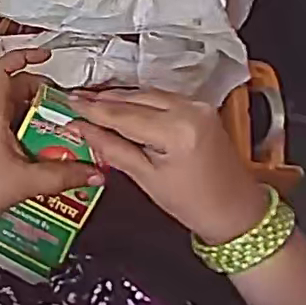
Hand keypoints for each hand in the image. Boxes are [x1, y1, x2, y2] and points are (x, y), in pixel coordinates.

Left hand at [0, 49, 104, 225]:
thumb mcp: (25, 182)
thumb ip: (63, 177)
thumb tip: (93, 172)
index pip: (2, 70)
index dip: (23, 56)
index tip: (45, 55)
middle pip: (16, 87)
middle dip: (43, 91)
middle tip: (65, 104)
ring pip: (16, 107)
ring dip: (38, 111)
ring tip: (61, 125)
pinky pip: (13, 125)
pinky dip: (31, 129)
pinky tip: (47, 147)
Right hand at [69, 87, 272, 244]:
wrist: (237, 210)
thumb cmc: (194, 203)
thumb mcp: (146, 178)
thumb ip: (111, 148)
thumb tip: (82, 129)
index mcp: (175, 131)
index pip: (122, 114)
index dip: (91, 109)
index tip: (68, 104)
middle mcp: (188, 110)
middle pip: (133, 98)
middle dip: (102, 99)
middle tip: (74, 100)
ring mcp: (196, 105)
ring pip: (146, 93)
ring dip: (118, 97)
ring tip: (90, 101)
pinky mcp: (199, 107)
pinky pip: (160, 96)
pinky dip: (137, 99)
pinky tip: (120, 104)